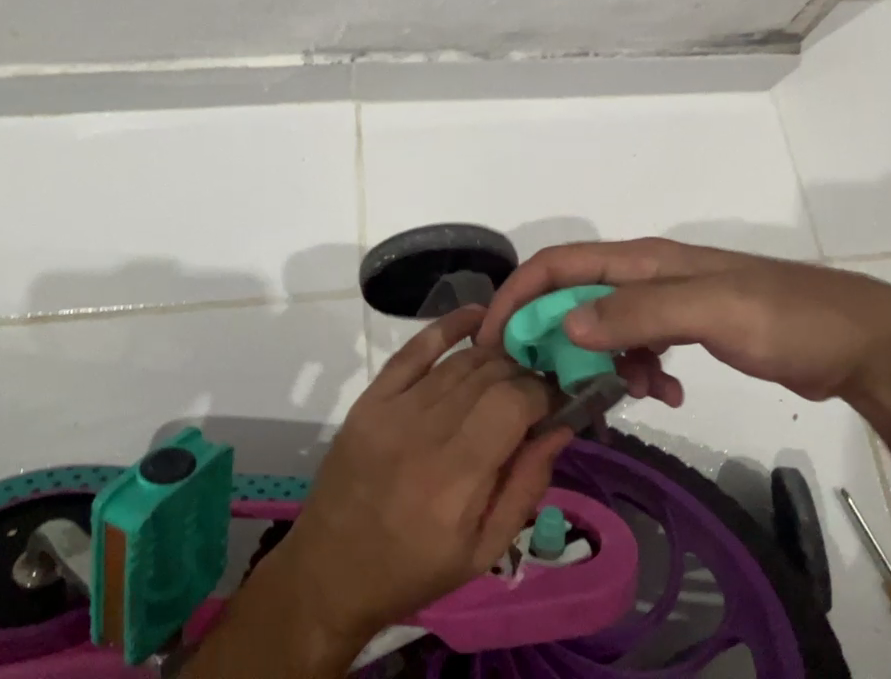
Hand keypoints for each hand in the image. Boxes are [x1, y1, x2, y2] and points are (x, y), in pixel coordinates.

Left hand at [256, 306, 572, 642]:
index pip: (514, 402)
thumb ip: (527, 486)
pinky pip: (414, 349)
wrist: (329, 573)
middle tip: (538, 388)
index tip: (557, 402)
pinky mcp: (370, 400)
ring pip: (459, 361)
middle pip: (489, 374)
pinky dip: (448, 327)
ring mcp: (392, 410)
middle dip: (524, 373)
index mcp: (457, 478)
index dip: (544, 393)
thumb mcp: (484, 550)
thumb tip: (560, 426)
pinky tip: (478, 318)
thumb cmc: (414, 570)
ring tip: (515, 365)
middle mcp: (425, 433)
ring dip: (496, 356)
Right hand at [475, 238, 890, 406]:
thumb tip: (566, 325)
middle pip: (575, 299)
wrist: (859, 342)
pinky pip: (641, 352)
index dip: (518, 296)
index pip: (560, 265)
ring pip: (605, 330)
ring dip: (599, 364)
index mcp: (645, 262)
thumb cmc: (787, 317)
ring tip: (620, 398)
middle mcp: (649, 277)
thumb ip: (639, 313)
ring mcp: (671, 305)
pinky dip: (639, 375)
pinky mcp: (691, 331)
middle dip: (553, 337)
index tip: (493, 343)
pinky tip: (665, 396)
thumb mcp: (711, 310)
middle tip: (547, 387)